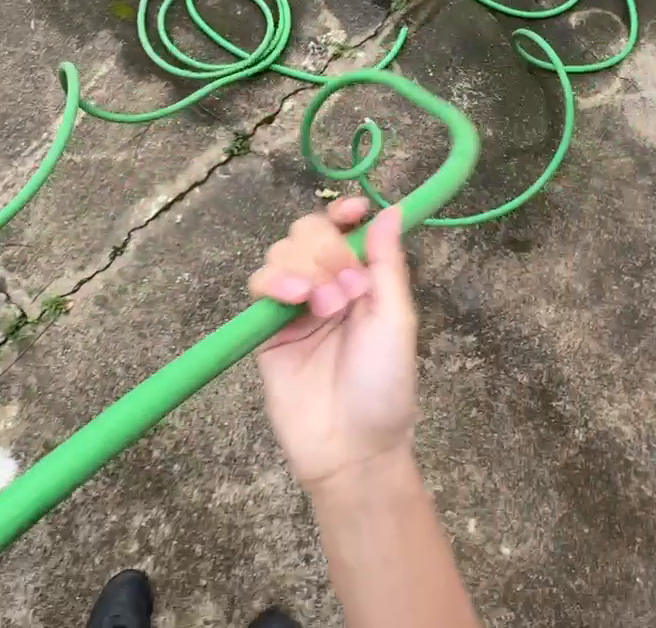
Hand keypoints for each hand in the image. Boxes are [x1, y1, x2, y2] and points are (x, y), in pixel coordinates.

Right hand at [249, 198, 417, 493]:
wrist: (350, 446)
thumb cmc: (385, 385)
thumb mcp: (397, 320)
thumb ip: (387, 264)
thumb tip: (391, 209)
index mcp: (362, 279)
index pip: (345, 228)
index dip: (344, 210)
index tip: (352, 209)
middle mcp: (326, 283)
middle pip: (309, 231)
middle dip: (328, 250)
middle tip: (348, 290)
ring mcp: (294, 304)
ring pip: (282, 251)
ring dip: (306, 267)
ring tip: (326, 306)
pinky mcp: (267, 326)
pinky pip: (259, 283)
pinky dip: (275, 280)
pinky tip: (294, 299)